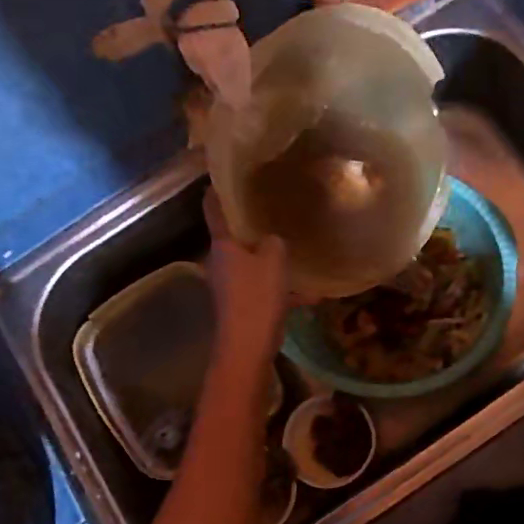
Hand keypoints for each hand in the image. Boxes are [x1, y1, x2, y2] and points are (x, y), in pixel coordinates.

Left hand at [202, 189, 289, 366]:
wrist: (247, 347)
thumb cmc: (257, 297)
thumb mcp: (274, 260)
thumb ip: (273, 242)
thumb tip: (272, 238)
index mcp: (222, 244)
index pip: (213, 207)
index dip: (218, 189)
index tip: (229, 176)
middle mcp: (220, 260)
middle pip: (234, 235)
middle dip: (252, 224)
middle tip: (275, 208)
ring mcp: (229, 284)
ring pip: (251, 262)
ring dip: (270, 259)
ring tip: (296, 250)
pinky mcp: (241, 304)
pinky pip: (262, 287)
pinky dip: (281, 288)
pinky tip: (310, 295)